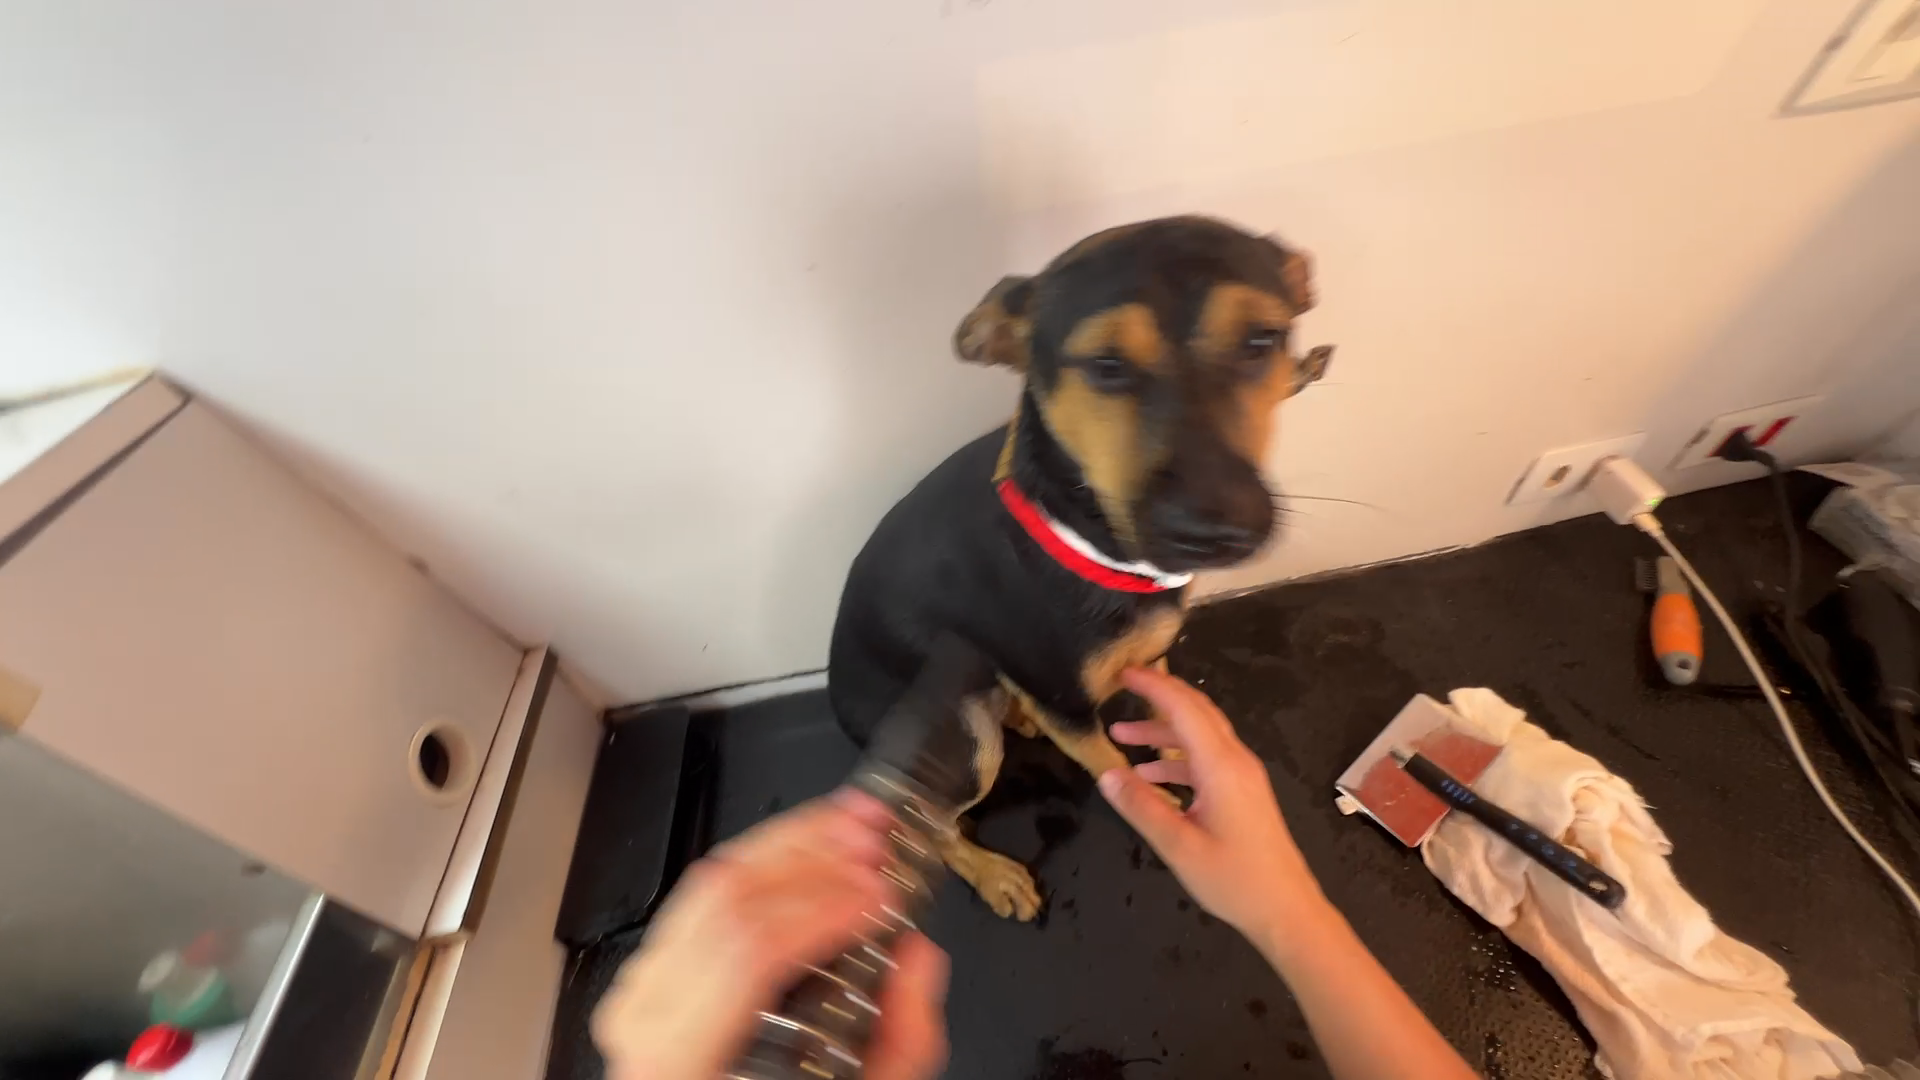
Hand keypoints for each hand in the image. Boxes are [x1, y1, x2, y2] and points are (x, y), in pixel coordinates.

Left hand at [591, 790, 948, 1079]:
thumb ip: (894, 1052)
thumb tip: (915, 961)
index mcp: (679, 1057)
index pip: (750, 954)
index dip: (822, 910)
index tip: (879, 897)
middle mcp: (649, 1010)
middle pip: (732, 897)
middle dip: (819, 860)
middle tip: (878, 850)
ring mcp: (650, 973)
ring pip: (722, 873)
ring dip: (801, 838)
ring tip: (859, 828)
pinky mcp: (663, 950)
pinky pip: (715, 879)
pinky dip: (775, 847)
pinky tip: (819, 835)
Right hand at [1099, 667, 1326, 944]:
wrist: (1289, 913)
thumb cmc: (1234, 880)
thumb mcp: (1178, 846)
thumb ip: (1141, 807)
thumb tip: (1105, 775)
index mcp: (1220, 766)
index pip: (1184, 708)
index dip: (1153, 685)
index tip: (1124, 671)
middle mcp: (1234, 760)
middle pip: (1196, 711)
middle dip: (1159, 694)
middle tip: (1123, 683)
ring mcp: (1241, 774)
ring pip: (1198, 734)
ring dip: (1161, 730)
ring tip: (1120, 734)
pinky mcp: (1242, 790)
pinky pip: (1205, 757)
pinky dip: (1175, 756)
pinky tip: (1148, 775)